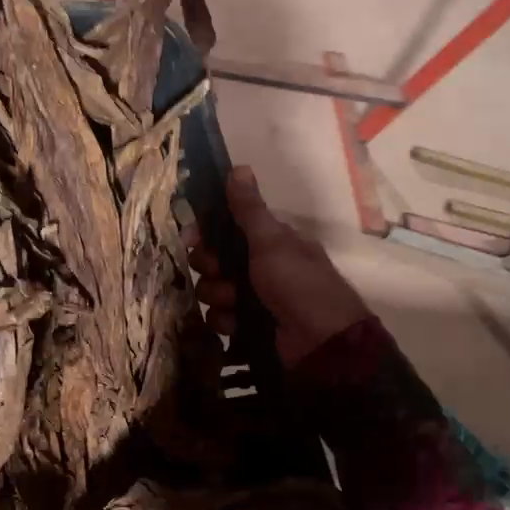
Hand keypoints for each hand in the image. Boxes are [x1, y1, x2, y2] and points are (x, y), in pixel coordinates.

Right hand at [186, 166, 371, 368]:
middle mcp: (260, 267)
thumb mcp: (272, 242)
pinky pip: (219, 317)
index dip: (204, 234)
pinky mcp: (248, 324)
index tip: (189, 239)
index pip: (224, 230)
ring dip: (219, 298)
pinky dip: (226, 321)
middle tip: (223, 275)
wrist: (320, 343)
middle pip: (212, 261)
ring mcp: (254, 297)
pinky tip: (237, 325)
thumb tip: (238, 166)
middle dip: (212, 270)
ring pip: (212, 290)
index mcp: (269, 242)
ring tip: (236, 305)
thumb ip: (249, 209)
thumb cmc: (298, 284)